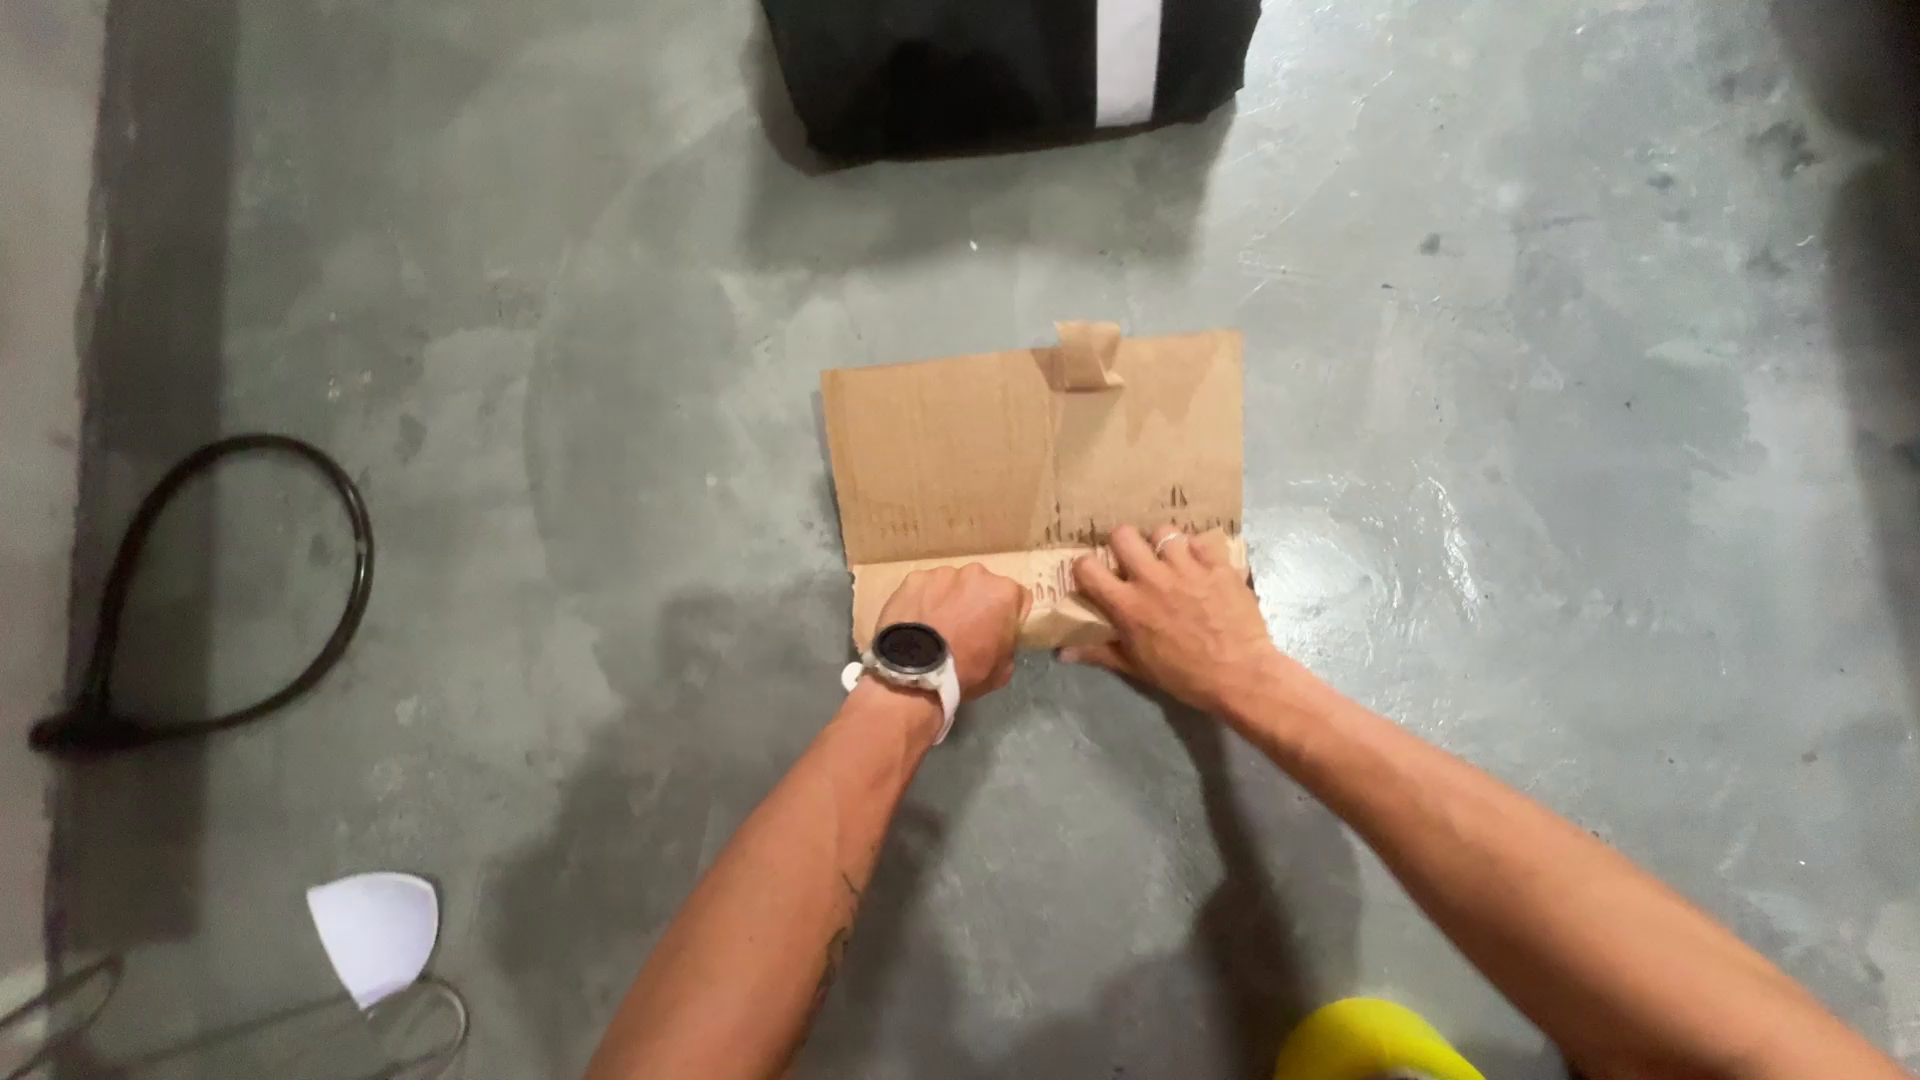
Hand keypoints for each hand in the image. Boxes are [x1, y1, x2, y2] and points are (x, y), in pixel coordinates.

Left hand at [877, 565, 1030, 699]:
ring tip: (935, 627)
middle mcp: (975, 573)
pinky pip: (923, 588)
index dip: (1007, 616)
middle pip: (981, 586)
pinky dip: (922, 601)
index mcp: (1004, 592)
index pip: (1016, 598)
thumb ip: (1007, 642)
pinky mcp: (913, 579)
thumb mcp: (1004, 668)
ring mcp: (942, 573)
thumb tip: (997, 638)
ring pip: (951, 585)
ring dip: (948, 600)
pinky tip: (916, 623)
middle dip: (976, 603)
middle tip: (964, 629)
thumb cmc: (966, 672)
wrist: (916, 674)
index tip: (996, 631)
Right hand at [1063, 524, 1305, 717]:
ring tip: (1170, 559)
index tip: (1094, 575)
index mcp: (1126, 605)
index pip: (1087, 568)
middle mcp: (1151, 579)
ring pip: (1162, 531)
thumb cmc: (1184, 676)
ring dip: (1162, 544)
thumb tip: (1063, 654)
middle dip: (1123, 543)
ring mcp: (1186, 568)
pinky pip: (1199, 540)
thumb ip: (1099, 652)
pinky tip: (1199, 564)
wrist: (1240, 675)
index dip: (1085, 568)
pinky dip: (1196, 549)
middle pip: (1122, 535)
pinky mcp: (1216, 565)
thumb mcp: (1137, 667)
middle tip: (1133, 559)